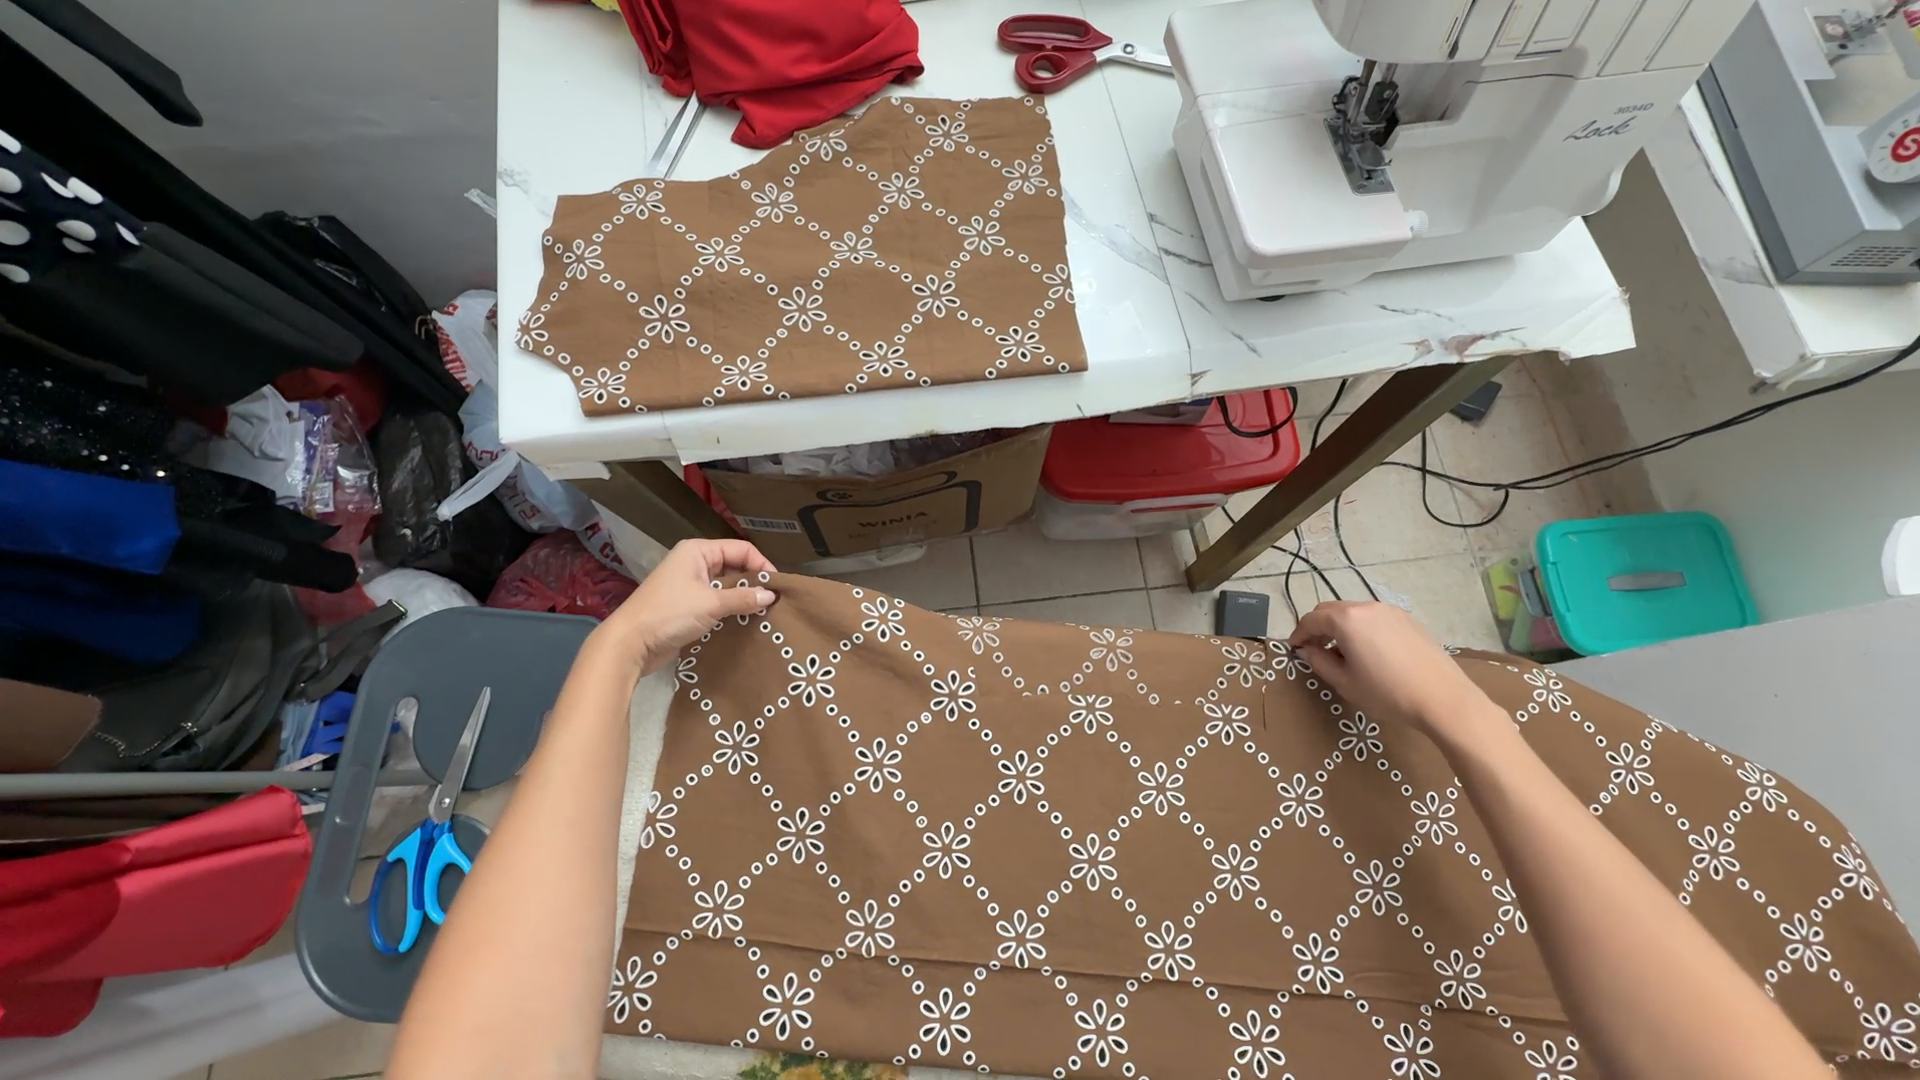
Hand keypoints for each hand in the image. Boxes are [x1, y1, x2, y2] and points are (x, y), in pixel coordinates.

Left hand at [594, 539, 777, 676]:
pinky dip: (730, 609)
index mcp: (697, 551)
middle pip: (734, 566)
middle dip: (753, 582)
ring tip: (764, 613)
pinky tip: (745, 621)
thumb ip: (743, 598)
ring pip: (726, 586)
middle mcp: (694, 563)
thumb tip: (771, 595)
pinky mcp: (687, 606)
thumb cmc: (669, 614)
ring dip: (742, 598)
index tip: (777, 586)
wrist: (629, 643)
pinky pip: (716, 602)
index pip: (740, 549)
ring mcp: (689, 585)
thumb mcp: (711, 603)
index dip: (761, 564)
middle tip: (774, 601)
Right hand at [1286, 601, 1497, 736]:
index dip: (1298, 634)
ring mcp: (1390, 611)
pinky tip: (1368, 652)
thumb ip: (1319, 662)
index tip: (1294, 649)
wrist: (1444, 700)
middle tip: (1314, 650)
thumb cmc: (1388, 693)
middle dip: (1317, 627)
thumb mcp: (1345, 682)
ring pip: (1353, 613)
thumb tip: (1306, 650)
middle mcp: (1367, 608)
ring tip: (1341, 653)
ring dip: (1339, 627)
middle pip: (1331, 610)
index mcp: (1346, 620)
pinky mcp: (1408, 620)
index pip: (1311, 620)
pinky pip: (1374, 619)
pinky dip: (1361, 629)